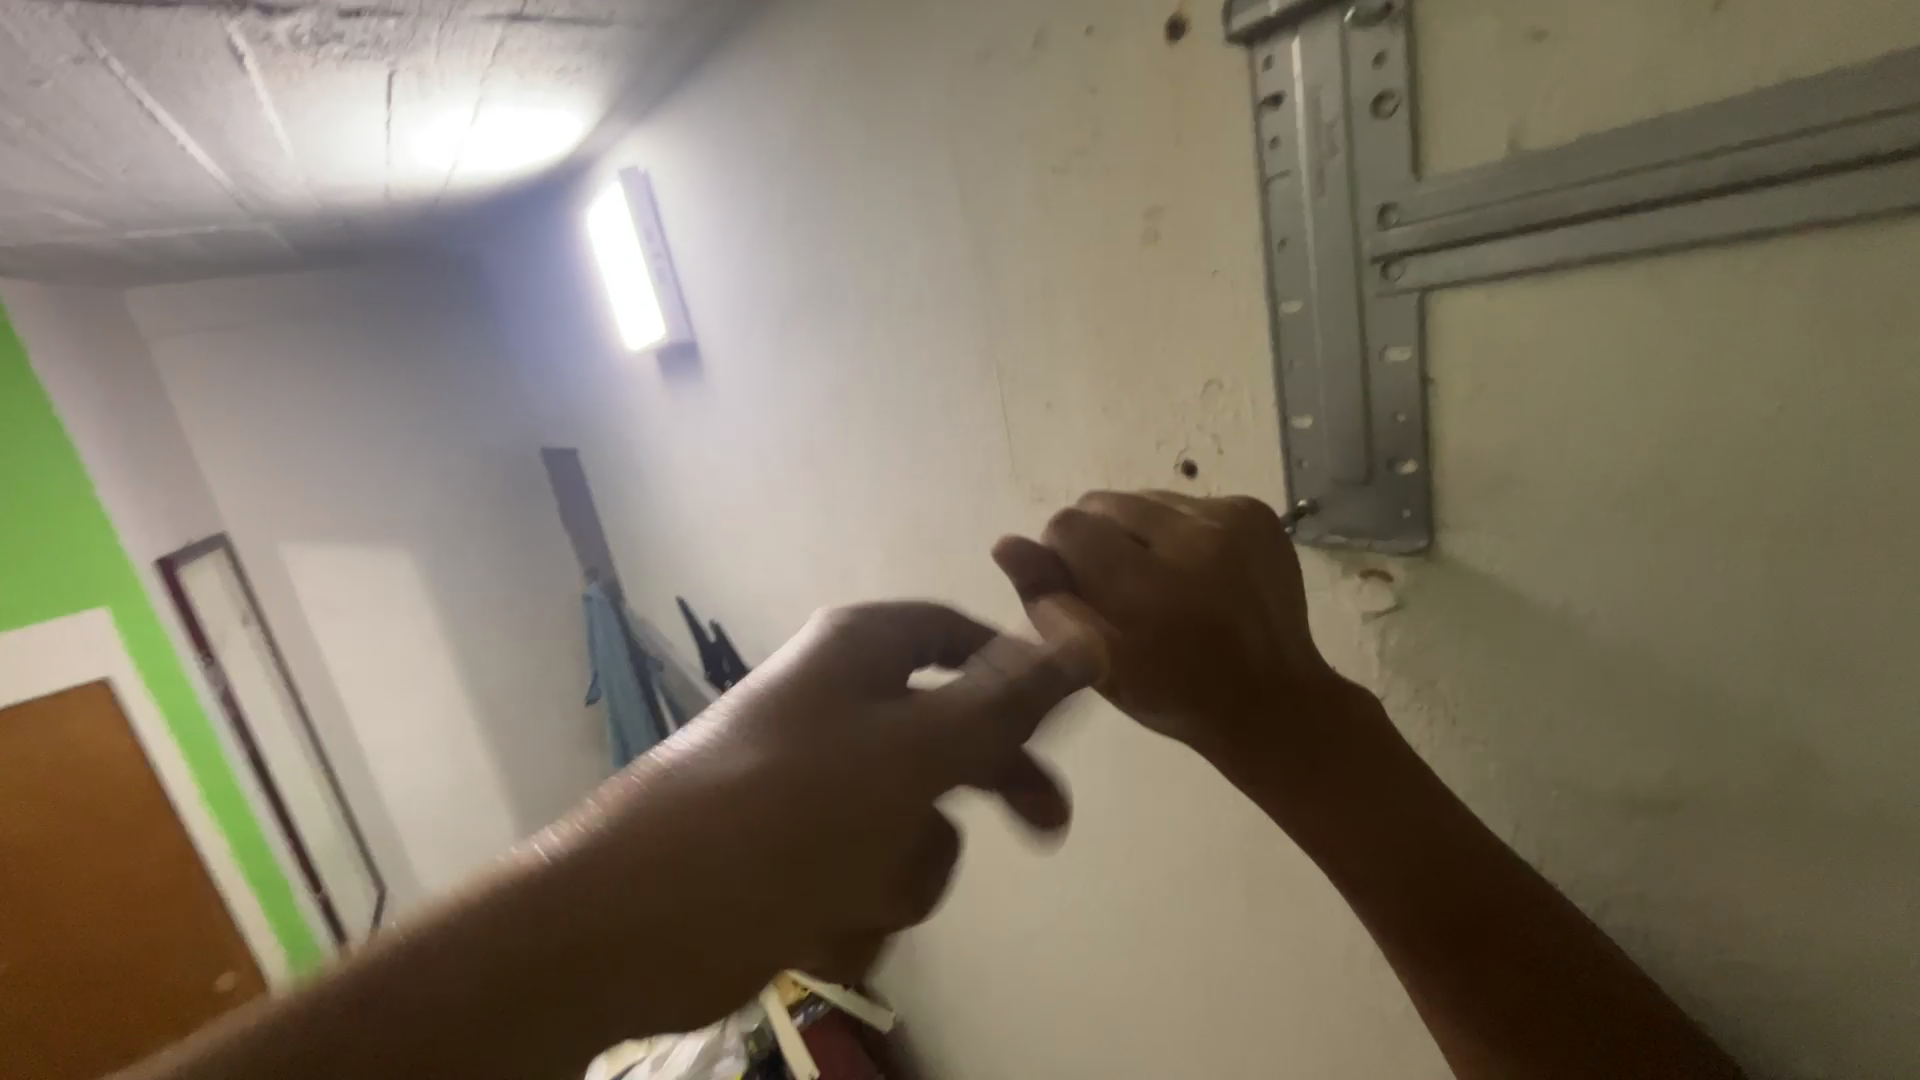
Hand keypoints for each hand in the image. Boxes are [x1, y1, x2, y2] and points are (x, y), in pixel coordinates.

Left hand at [557, 602, 1100, 1030]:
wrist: (634, 923)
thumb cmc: (784, 810)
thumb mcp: (913, 751)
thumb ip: (1006, 703)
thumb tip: (1085, 641)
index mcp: (860, 652)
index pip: (954, 635)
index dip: (1011, 670)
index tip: (1060, 719)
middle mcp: (841, 703)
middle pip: (947, 728)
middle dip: (988, 782)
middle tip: (1046, 824)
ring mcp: (820, 777)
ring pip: (916, 812)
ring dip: (908, 858)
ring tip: (863, 884)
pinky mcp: (802, 845)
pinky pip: (873, 861)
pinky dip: (866, 892)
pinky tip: (827, 914)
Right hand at [992, 491, 1351, 763]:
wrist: (1272, 698)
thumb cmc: (1172, 693)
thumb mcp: (1096, 660)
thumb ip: (1048, 600)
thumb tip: (1006, 544)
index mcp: (1148, 589)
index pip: (1067, 526)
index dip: (1063, 556)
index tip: (1084, 590)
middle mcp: (1192, 540)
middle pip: (1101, 502)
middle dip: (1098, 539)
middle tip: (1122, 587)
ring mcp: (1231, 519)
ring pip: (1141, 498)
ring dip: (1137, 532)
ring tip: (1160, 579)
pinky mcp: (1255, 510)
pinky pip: (1183, 501)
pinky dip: (1175, 530)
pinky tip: (1193, 570)